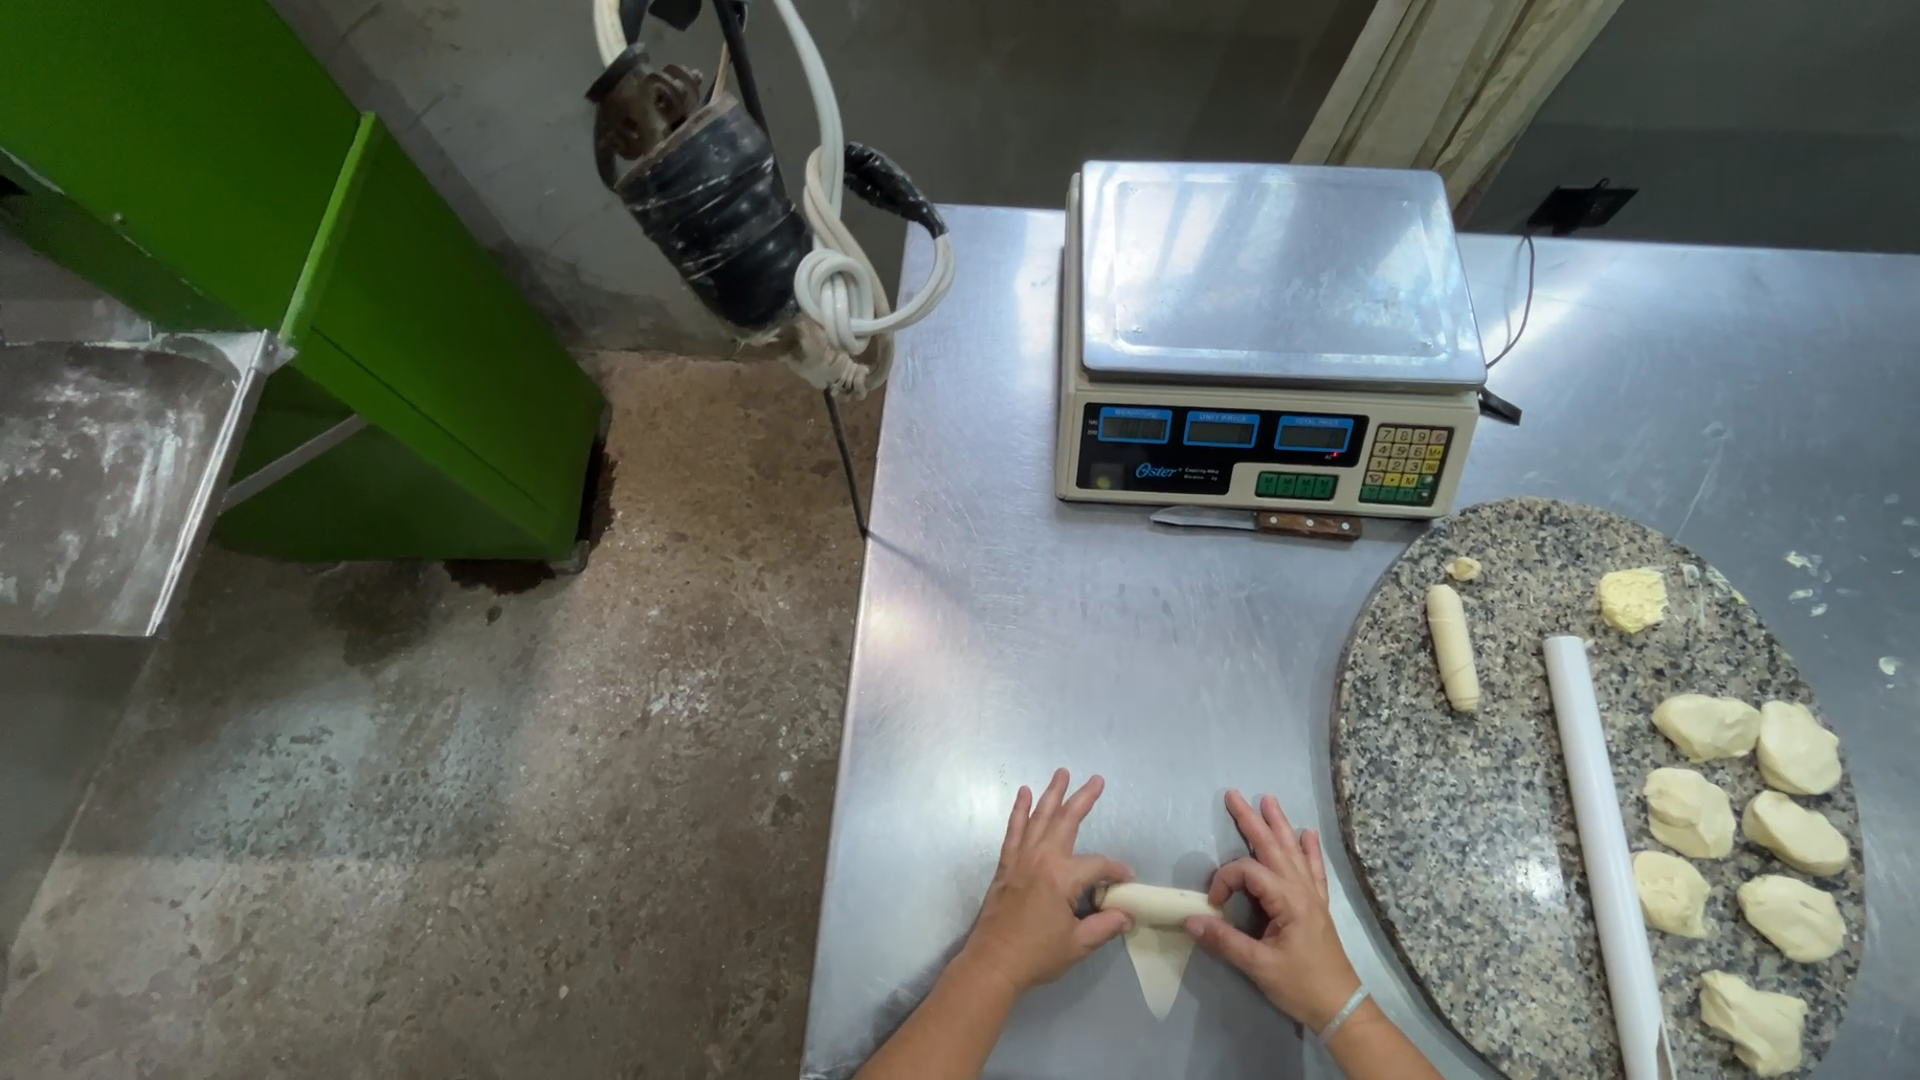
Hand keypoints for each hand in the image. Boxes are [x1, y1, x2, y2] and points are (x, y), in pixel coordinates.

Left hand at [959, 769, 1133, 995]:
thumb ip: (1105, 926)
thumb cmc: (1036, 955)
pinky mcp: (1006, 863)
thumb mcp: (1078, 945)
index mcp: (1062, 877)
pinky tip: (1024, 793)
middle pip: (1067, 821)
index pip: (1098, 865)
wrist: (993, 962)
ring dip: (1052, 794)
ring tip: (1061, 772)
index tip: (1126, 881)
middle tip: (1097, 779)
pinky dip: (1019, 810)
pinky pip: (1014, 829)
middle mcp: (1042, 858)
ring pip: (1040, 817)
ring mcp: (1021, 857)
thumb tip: (1127, 915)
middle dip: (1083, 798)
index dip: (1116, 871)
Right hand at [1185, 790, 1359, 1032]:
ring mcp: (1312, 896)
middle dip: (1252, 820)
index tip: (1213, 904)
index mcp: (1287, 901)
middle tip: (1234, 795)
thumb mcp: (1259, 966)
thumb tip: (1191, 920)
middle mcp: (1301, 891)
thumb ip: (1224, 941)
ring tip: (1269, 800)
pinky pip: (1313, 869)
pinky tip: (1308, 833)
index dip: (1225, 881)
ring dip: (1279, 825)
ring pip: (1293, 851)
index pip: (1248, 872)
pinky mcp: (1318, 906)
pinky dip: (1310, 849)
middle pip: (1272, 847)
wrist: (1342, 1008)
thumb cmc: (1301, 986)